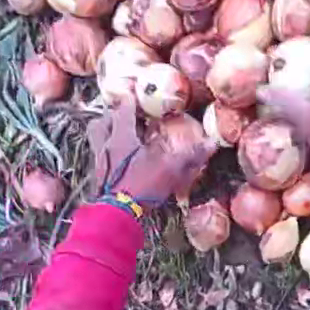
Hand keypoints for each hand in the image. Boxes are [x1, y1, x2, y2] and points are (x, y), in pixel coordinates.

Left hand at [87, 102, 215, 205]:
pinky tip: (119, 162)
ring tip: (119, 137)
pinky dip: (108, 156)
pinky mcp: (97, 179)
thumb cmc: (141, 186)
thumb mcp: (170, 169)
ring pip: (97, 140)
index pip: (122, 110)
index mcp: (121, 137)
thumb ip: (190, 155)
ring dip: (106, 135)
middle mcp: (105, 146)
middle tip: (123, 116)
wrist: (116, 215)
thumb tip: (212, 142)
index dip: (129, 100)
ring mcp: (98, 163)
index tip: (134, 94)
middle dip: (111, 116)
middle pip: (101, 123)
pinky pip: (100, 159)